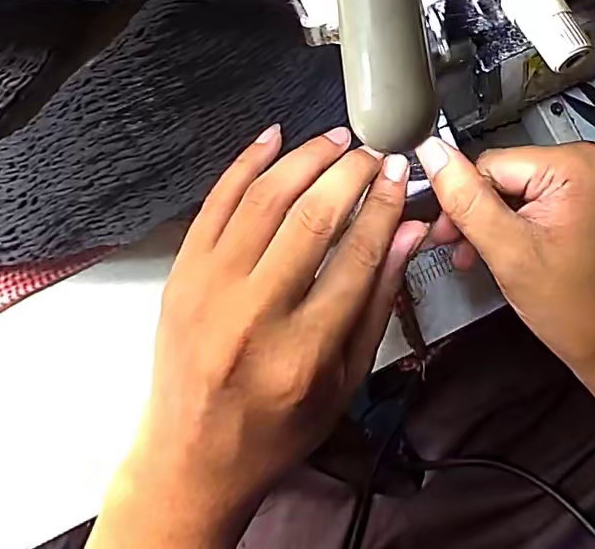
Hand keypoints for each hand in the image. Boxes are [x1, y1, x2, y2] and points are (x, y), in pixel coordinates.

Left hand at [92, 125, 427, 546]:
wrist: (190, 458)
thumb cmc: (277, 427)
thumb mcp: (345, 378)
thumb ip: (380, 298)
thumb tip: (410, 229)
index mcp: (302, 352)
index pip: (357, 255)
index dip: (384, 205)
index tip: (398, 173)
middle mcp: (252, 313)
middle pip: (313, 217)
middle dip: (351, 173)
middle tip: (371, 153)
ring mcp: (209, 286)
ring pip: (264, 198)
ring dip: (306, 157)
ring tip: (336, 139)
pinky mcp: (183, 271)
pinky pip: (217, 200)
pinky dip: (247, 161)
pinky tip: (275, 137)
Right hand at [415, 139, 594, 392]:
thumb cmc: (582, 311)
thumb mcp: (509, 251)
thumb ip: (465, 199)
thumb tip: (433, 153)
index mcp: (578, 163)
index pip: (491, 163)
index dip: (465, 200)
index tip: (451, 232)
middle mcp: (590, 161)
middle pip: (502, 174)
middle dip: (478, 213)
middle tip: (465, 248)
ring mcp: (590, 180)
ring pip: (513, 188)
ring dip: (492, 221)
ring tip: (483, 254)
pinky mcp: (585, 198)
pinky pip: (532, 198)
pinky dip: (513, 224)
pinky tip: (506, 250)